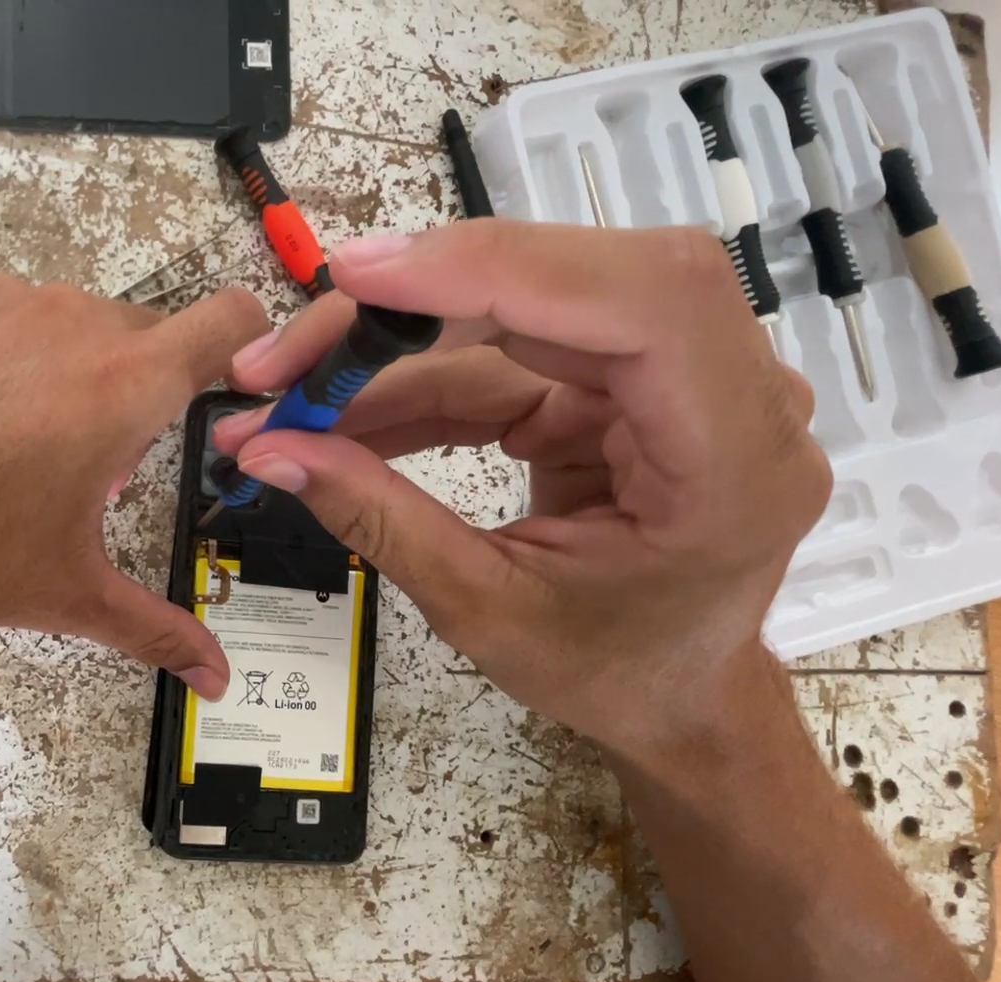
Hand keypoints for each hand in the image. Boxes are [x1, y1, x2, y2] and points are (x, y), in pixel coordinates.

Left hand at [0, 272, 266, 701]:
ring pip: (64, 325)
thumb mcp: (65, 595)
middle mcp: (69, 321)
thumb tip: (219, 684)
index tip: (234, 380)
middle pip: (140, 336)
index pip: (229, 320)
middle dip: (135, 391)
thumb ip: (157, 631)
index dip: (247, 341)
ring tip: (2, 449)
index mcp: (123, 385)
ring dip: (62, 374)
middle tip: (86, 466)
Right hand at [212, 221, 829, 757]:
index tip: (357, 277)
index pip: (636, 300)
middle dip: (398, 317)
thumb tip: (268, 451)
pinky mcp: (603, 387)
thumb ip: (379, 520)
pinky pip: (490, 364)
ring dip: (381, 360)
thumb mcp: (483, 609)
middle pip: (550, 290)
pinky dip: (405, 390)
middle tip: (279, 363)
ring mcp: (658, 379)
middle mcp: (719, 387)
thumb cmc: (607, 671)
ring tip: (283, 406)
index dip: (493, 268)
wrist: (671, 694)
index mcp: (732, 456)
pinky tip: (335, 420)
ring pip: (502, 322)